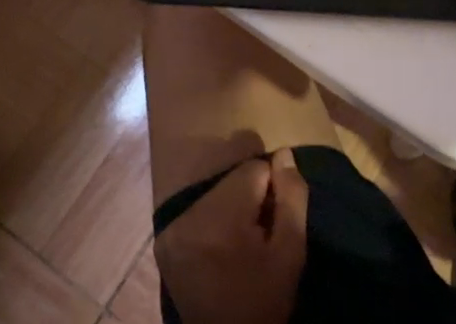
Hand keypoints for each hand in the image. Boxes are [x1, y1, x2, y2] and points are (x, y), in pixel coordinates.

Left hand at [156, 150, 309, 323]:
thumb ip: (292, 197)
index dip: (272, 191)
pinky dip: (213, 220)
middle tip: (259, 235)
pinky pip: (198, 210)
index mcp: (219, 219)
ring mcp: (171, 230)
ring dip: (232, 208)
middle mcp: (188, 217)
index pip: (254, 169)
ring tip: (241, 244)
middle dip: (251, 199)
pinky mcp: (163, 241)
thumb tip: (285, 154)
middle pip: (232, 180)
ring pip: (216, 193)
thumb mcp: (291, 251)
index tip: (273, 223)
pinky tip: (221, 248)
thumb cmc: (264, 301)